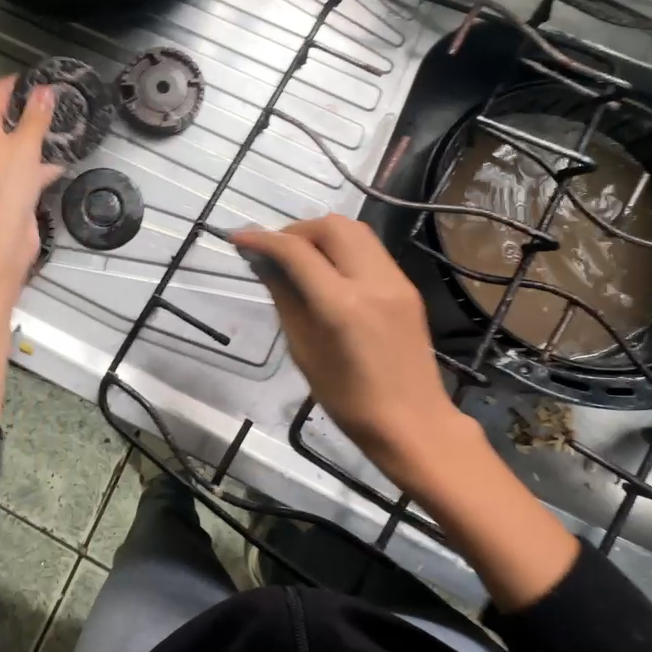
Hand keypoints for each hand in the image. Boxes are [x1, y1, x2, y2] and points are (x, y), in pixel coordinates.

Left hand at [0, 75, 63, 290]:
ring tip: (68, 124)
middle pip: (7, 116)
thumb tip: (45, 90)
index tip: (46, 75)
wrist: (2, 239)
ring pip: (18, 142)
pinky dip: (41, 162)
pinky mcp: (6, 186)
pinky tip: (63, 160)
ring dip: (39, 136)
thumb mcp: (26, 145)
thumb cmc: (8, 186)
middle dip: (32, 109)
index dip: (20, 82)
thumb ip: (36, 116)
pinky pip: (25, 165)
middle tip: (62, 98)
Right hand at [233, 215, 462, 473]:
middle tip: (274, 252)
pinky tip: (328, 271)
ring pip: (354, 230)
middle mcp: (372, 282)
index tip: (238, 239)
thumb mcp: (303, 349)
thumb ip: (283, 296)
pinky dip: (341, 247)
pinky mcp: (407, 287)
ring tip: (300, 257)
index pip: (296, 251)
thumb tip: (262, 261)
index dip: (262, 239)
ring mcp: (395, 281)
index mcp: (342, 305)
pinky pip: (369, 249)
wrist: (414, 424)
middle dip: (295, 231)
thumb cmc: (348, 400)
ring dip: (320, 234)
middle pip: (330, 226)